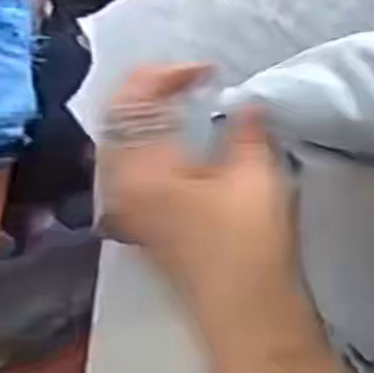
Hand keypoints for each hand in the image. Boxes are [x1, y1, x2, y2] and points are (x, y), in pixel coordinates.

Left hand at [98, 64, 301, 327]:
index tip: (209, 69)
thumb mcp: (255, 175)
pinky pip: (135, 162)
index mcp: (141, 169)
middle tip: (194, 78)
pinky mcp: (145, 218)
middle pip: (118, 120)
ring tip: (189, 100)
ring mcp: (129, 205)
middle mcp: (121, 184)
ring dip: (151, 114)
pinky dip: (154, 138)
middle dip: (152, 89)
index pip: (135, 102)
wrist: (245, 302)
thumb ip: (246, 131)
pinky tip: (181, 138)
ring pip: (124, 142)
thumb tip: (244, 104)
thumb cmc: (249, 237)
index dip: (167, 75)